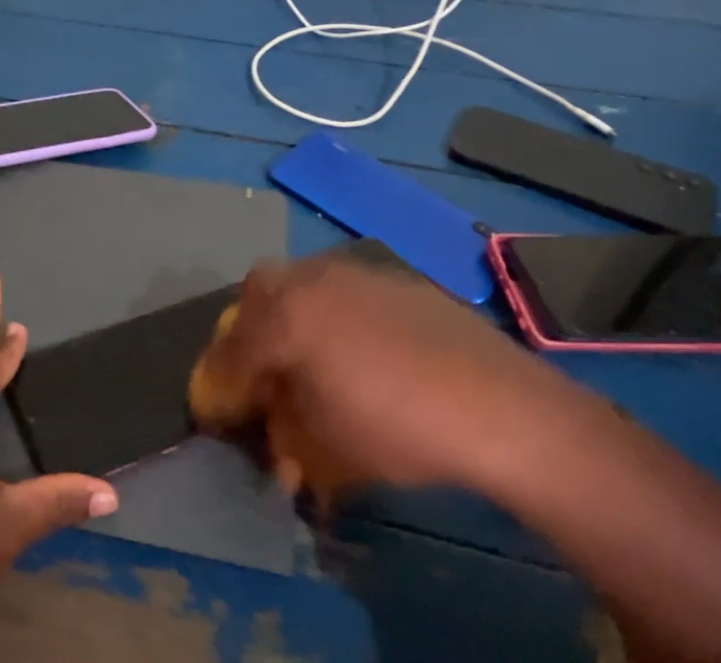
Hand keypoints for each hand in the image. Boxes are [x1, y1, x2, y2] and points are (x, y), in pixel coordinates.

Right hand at [194, 254, 587, 498]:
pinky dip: (334, 316)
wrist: (504, 410)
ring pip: (300, 284)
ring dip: (289, 319)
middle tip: (258, 377)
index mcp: (282, 319)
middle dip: (245, 336)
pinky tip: (360, 354)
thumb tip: (271, 427)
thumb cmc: (399, 434)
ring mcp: (357, 274)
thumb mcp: (322, 447)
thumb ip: (281, 429)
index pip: (227, 356)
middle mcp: (310, 281)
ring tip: (307, 363)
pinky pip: (344, 291)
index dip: (216, 392)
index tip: (216, 418)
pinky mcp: (398, 280)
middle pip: (254, 297)